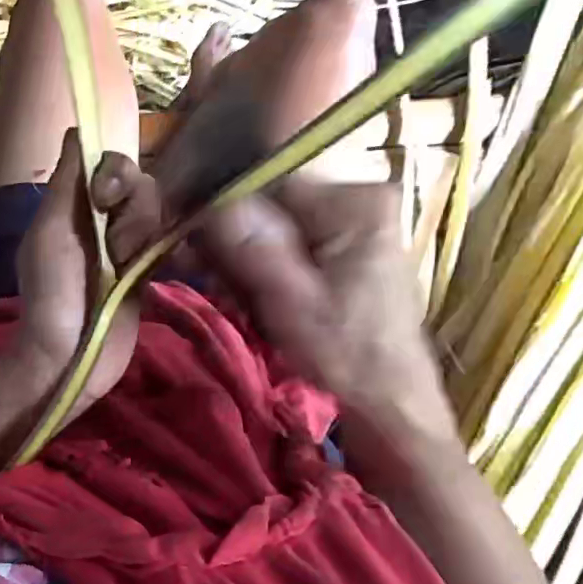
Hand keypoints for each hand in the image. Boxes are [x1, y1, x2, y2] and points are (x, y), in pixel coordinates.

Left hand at [10, 141, 163, 414]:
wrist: (69, 356)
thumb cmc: (51, 292)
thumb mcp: (51, 229)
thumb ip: (67, 180)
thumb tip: (77, 128)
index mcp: (74, 203)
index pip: (111, 161)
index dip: (117, 171)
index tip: (105, 197)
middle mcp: (102, 218)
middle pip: (141, 184)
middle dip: (133, 210)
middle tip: (117, 246)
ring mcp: (127, 244)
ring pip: (157, 211)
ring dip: (143, 234)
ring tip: (125, 266)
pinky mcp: (147, 271)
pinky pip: (167, 240)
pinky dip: (162, 247)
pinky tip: (151, 266)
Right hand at [199, 179, 458, 441]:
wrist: (390, 400)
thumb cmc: (347, 355)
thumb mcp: (291, 303)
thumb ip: (253, 248)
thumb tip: (210, 200)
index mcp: (355, 203)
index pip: (267, 184)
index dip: (223, 213)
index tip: (192, 246)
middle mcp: (359, 198)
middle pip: (271, 205)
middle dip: (236, 243)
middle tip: (219, 284)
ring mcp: (356, 222)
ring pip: (276, 226)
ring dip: (248, 260)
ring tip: (242, 300)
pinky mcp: (349, 245)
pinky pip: (292, 242)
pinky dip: (268, 268)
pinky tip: (260, 298)